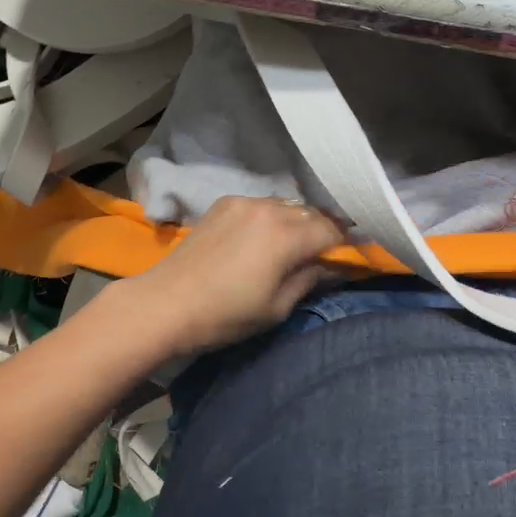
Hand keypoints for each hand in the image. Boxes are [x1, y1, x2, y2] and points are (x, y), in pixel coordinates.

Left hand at [115, 195, 344, 355]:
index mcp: (286, 235)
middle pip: (311, 212)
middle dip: (322, 230)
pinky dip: (271, 216)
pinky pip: (261, 204)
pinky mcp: (224, 202)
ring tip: (293, 245)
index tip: (349, 258)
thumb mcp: (277, 307)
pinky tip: (263, 237)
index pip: (332, 230)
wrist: (166, 302)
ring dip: (297, 221)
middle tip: (325, 254)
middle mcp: (268, 208)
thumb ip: (310, 279)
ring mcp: (244, 201)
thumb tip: (333, 265)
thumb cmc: (226, 315)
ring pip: (286, 205)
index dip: (344, 244)